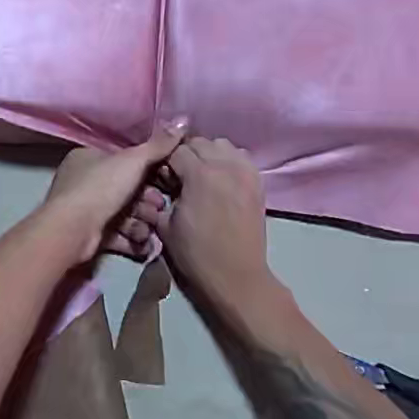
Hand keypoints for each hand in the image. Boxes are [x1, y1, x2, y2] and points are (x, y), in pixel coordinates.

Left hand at [40, 123, 187, 262]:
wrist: (73, 231)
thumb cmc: (101, 187)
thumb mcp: (133, 160)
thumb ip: (159, 145)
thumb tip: (183, 120)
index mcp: (89, 157)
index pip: (125, 161)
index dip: (149, 172)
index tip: (166, 182)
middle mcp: (85, 181)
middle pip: (127, 191)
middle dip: (147, 203)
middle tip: (158, 210)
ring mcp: (86, 209)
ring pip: (124, 214)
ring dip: (141, 223)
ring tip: (148, 230)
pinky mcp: (90, 234)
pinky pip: (118, 235)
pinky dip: (132, 240)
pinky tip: (144, 245)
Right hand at [161, 136, 272, 303]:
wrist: (236, 276)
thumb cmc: (196, 254)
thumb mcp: (165, 226)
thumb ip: (161, 197)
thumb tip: (162, 184)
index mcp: (200, 175)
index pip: (176, 150)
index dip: (165, 164)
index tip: (163, 179)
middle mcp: (225, 165)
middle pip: (199, 142)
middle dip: (186, 154)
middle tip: (180, 176)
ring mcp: (245, 172)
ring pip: (221, 144)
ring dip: (208, 154)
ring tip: (202, 174)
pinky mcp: (258, 182)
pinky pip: (241, 157)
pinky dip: (228, 161)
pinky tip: (221, 178)